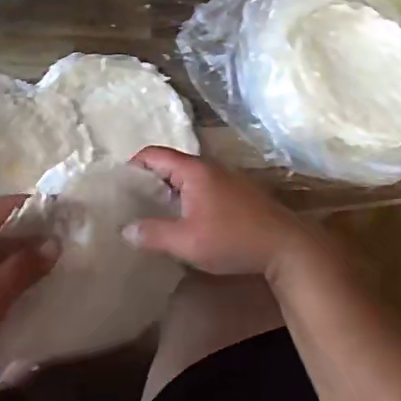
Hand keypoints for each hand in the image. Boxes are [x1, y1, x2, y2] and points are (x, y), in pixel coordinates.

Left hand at [0, 197, 56, 400]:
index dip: (45, 211)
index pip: (9, 206)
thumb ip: (23, 266)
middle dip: (37, 236)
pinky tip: (30, 293)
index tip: (79, 222)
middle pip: (4, 227)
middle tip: (75, 248)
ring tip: (59, 269)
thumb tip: (56, 242)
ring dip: (24, 260)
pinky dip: (8, 279)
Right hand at [124, 147, 309, 276]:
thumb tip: (126, 228)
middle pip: (170, 164)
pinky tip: (181, 220)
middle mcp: (210, 167)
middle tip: (127, 203)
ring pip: (187, 177)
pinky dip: (186, 197)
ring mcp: (226, 178)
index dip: (133, 166)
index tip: (116, 186)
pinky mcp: (236, 193)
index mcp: (195, 170)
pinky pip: (202, 187)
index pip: (155, 154)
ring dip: (168, 191)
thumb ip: (153, 234)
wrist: (284, 245)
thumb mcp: (187, 241)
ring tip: (149, 214)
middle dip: (148, 181)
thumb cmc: (233, 239)